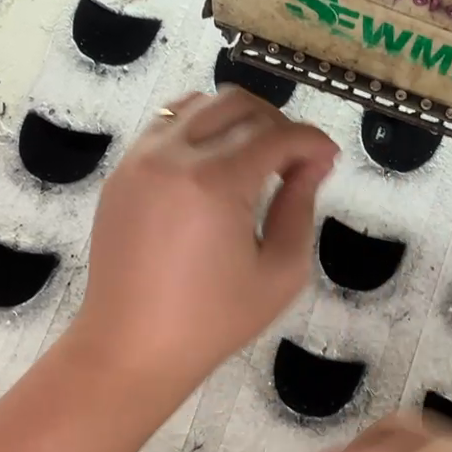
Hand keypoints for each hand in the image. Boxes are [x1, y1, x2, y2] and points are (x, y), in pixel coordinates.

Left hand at [69, 88, 337, 392]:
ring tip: (256, 157)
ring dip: (237, 119)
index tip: (329, 160)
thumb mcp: (279, 273)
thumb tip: (313, 164)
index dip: (312, 142)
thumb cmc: (213, 322)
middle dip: (278, 123)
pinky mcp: (122, 173)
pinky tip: (215, 163)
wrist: (131, 348)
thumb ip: (300, 207)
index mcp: (215, 182)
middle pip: (238, 104)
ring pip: (199, 104)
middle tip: (296, 160)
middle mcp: (173, 155)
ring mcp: (139, 159)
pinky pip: (166, 125)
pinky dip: (199, 129)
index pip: (277, 135)